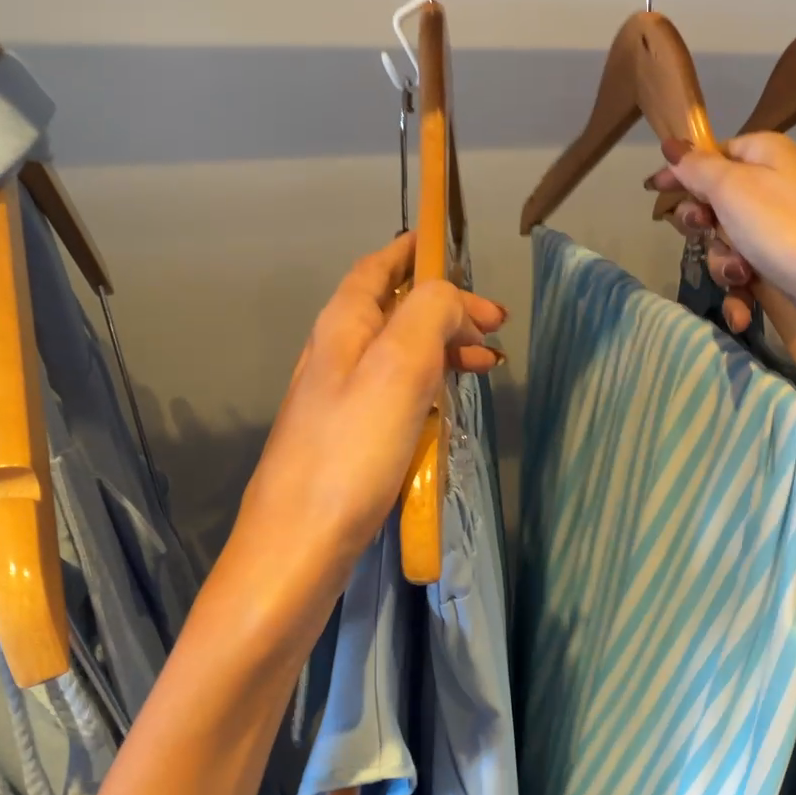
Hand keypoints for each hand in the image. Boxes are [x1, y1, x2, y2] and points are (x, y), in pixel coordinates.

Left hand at [233, 232, 505, 571]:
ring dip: (442, 350)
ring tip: (488, 367)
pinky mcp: (349, 441)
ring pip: (398, 355)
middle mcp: (336, 356)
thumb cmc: (351, 451)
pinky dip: (429, 387)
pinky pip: (396, 395)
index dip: (415, 254)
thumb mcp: (398, 367)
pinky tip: (448, 409)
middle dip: (445, 309)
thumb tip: (454, 299)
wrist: (300, 544)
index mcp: (343, 327)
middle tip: (495, 328)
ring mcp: (339, 401)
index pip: (377, 268)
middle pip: (394, 311)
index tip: (455, 250)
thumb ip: (429, 314)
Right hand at [648, 133, 795, 332]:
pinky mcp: (788, 269)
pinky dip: (742, 295)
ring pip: (729, 246)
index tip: (656, 194)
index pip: (711, 157)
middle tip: (708, 235)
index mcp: (763, 155)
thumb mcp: (735, 191)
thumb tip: (672, 144)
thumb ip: (698, 169)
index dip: (683, 176)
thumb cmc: (792, 229)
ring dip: (725, 268)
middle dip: (705, 230)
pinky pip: (750, 277)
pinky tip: (742, 314)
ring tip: (742, 278)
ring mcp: (781, 231)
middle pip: (715, 205)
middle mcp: (773, 188)